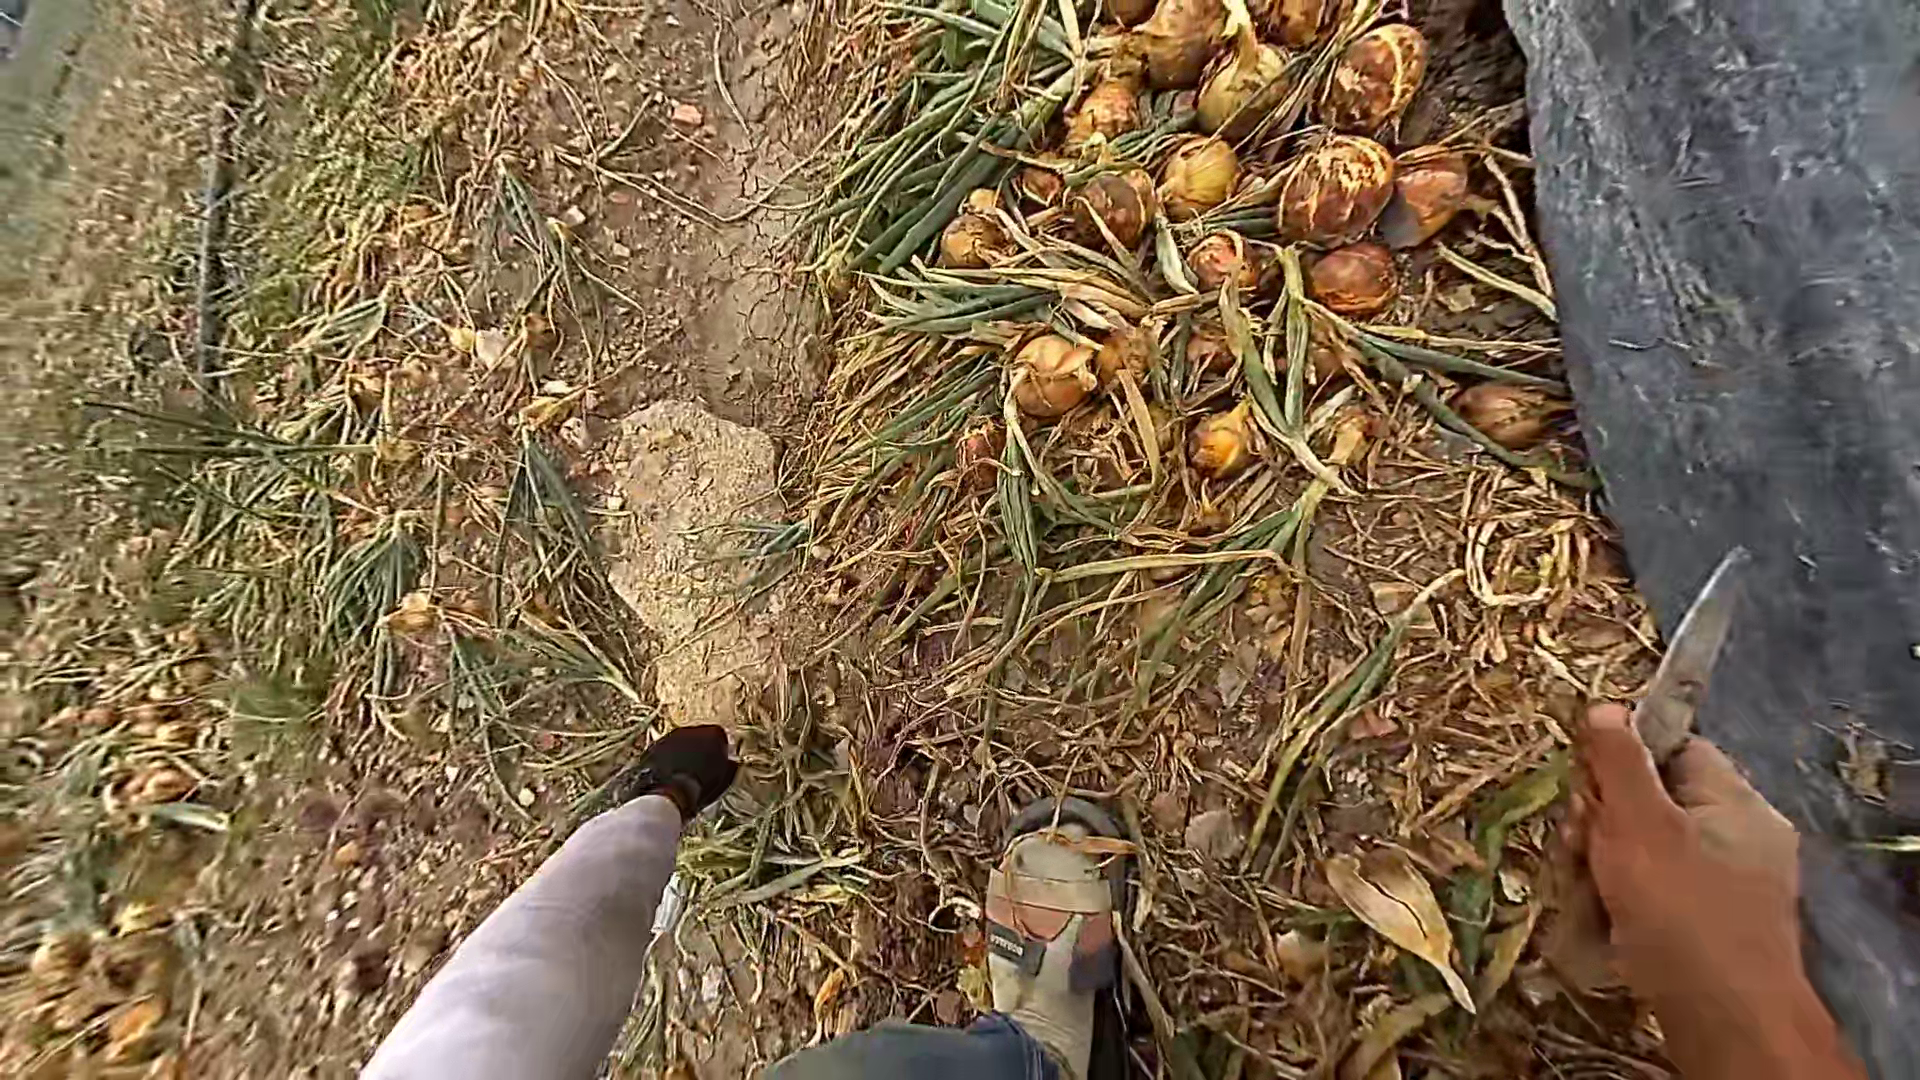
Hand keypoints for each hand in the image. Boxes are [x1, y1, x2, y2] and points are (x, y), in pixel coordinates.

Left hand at [615, 725, 737, 821]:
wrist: (668, 794)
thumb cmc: (700, 785)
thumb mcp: (724, 779)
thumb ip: (729, 766)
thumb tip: (732, 765)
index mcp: (713, 733)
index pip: (719, 736)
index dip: (719, 750)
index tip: (718, 762)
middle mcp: (691, 729)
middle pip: (698, 737)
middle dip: (699, 749)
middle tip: (700, 767)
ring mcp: (670, 737)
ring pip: (679, 743)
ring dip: (681, 754)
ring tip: (683, 774)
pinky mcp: (652, 748)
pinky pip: (662, 752)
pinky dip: (665, 760)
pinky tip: (668, 776)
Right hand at [1573, 704, 1861, 1079]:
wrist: (1712, 1002)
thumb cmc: (1676, 898)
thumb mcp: (1638, 820)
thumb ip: (1618, 762)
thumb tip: (1605, 706)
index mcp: (1737, 806)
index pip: (1676, 746)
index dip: (1625, 746)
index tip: (1583, 761)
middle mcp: (1731, 832)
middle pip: (1645, 786)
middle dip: (1598, 800)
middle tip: (1582, 822)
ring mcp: (1711, 868)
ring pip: (1630, 824)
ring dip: (1593, 833)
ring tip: (1581, 857)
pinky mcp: (1686, 897)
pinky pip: (1633, 858)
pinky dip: (1604, 863)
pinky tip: (1589, 878)